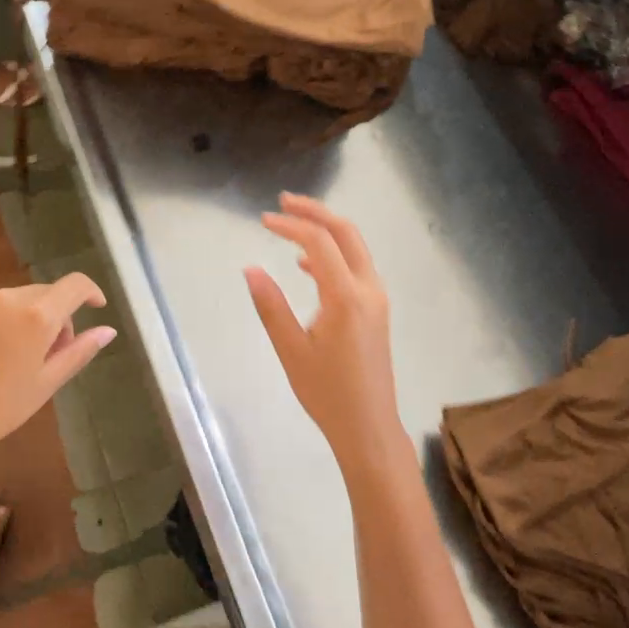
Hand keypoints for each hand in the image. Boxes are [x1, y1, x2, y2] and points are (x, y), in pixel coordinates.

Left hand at [0, 274, 116, 471]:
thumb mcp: (47, 383)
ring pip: (19, 298)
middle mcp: (8, 298)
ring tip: (20, 359)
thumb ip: (80, 351)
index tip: (96, 307)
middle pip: (46, 293)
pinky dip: (4, 319)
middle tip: (52, 356)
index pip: (74, 285)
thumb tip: (108, 330)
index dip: (90, 291)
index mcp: (36, 317)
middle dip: (58, 316)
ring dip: (31, 318)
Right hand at [245, 194, 405, 468]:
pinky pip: (357, 268)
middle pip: (346, 233)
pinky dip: (334, 255)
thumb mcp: (290, 350)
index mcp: (346, 297)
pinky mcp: (376, 311)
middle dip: (315, 213)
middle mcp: (368, 290)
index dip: (290, 226)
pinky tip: (306, 266)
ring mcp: (377, 300)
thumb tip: (251, 269)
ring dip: (326, 231)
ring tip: (292, 225)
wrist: (368, 426)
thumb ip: (271, 306)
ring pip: (356, 248)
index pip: (319, 243)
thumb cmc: (326, 393)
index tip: (263, 220)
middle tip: (284, 202)